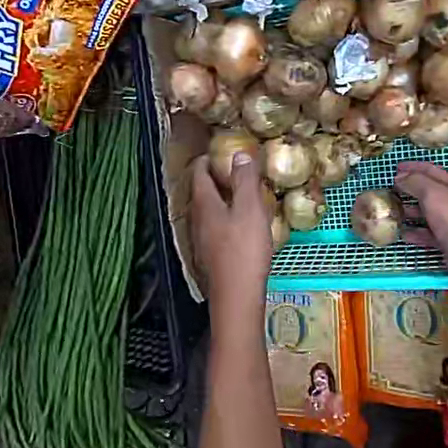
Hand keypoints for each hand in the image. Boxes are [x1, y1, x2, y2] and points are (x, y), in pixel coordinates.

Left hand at [190, 151, 272, 306]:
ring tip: (237, 196)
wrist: (237, 296)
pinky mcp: (210, 257)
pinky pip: (214, 229)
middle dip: (214, 179)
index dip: (207, 160)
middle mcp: (197, 221)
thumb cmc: (244, 249)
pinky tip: (238, 226)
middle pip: (201, 193)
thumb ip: (245, 180)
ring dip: (219, 200)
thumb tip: (240, 154)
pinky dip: (224, 219)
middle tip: (232, 171)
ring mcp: (201, 241)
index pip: (199, 174)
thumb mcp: (250, 209)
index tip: (219, 152)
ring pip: (207, 212)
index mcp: (204, 205)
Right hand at [394, 162, 447, 287]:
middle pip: (428, 191)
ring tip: (392, 212)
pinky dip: (415, 232)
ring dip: (410, 211)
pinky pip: (428, 233)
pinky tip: (402, 234)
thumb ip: (415, 182)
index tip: (395, 168)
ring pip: (427, 212)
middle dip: (409, 189)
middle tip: (389, 191)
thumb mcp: (433, 194)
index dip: (412, 167)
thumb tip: (400, 177)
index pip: (429, 170)